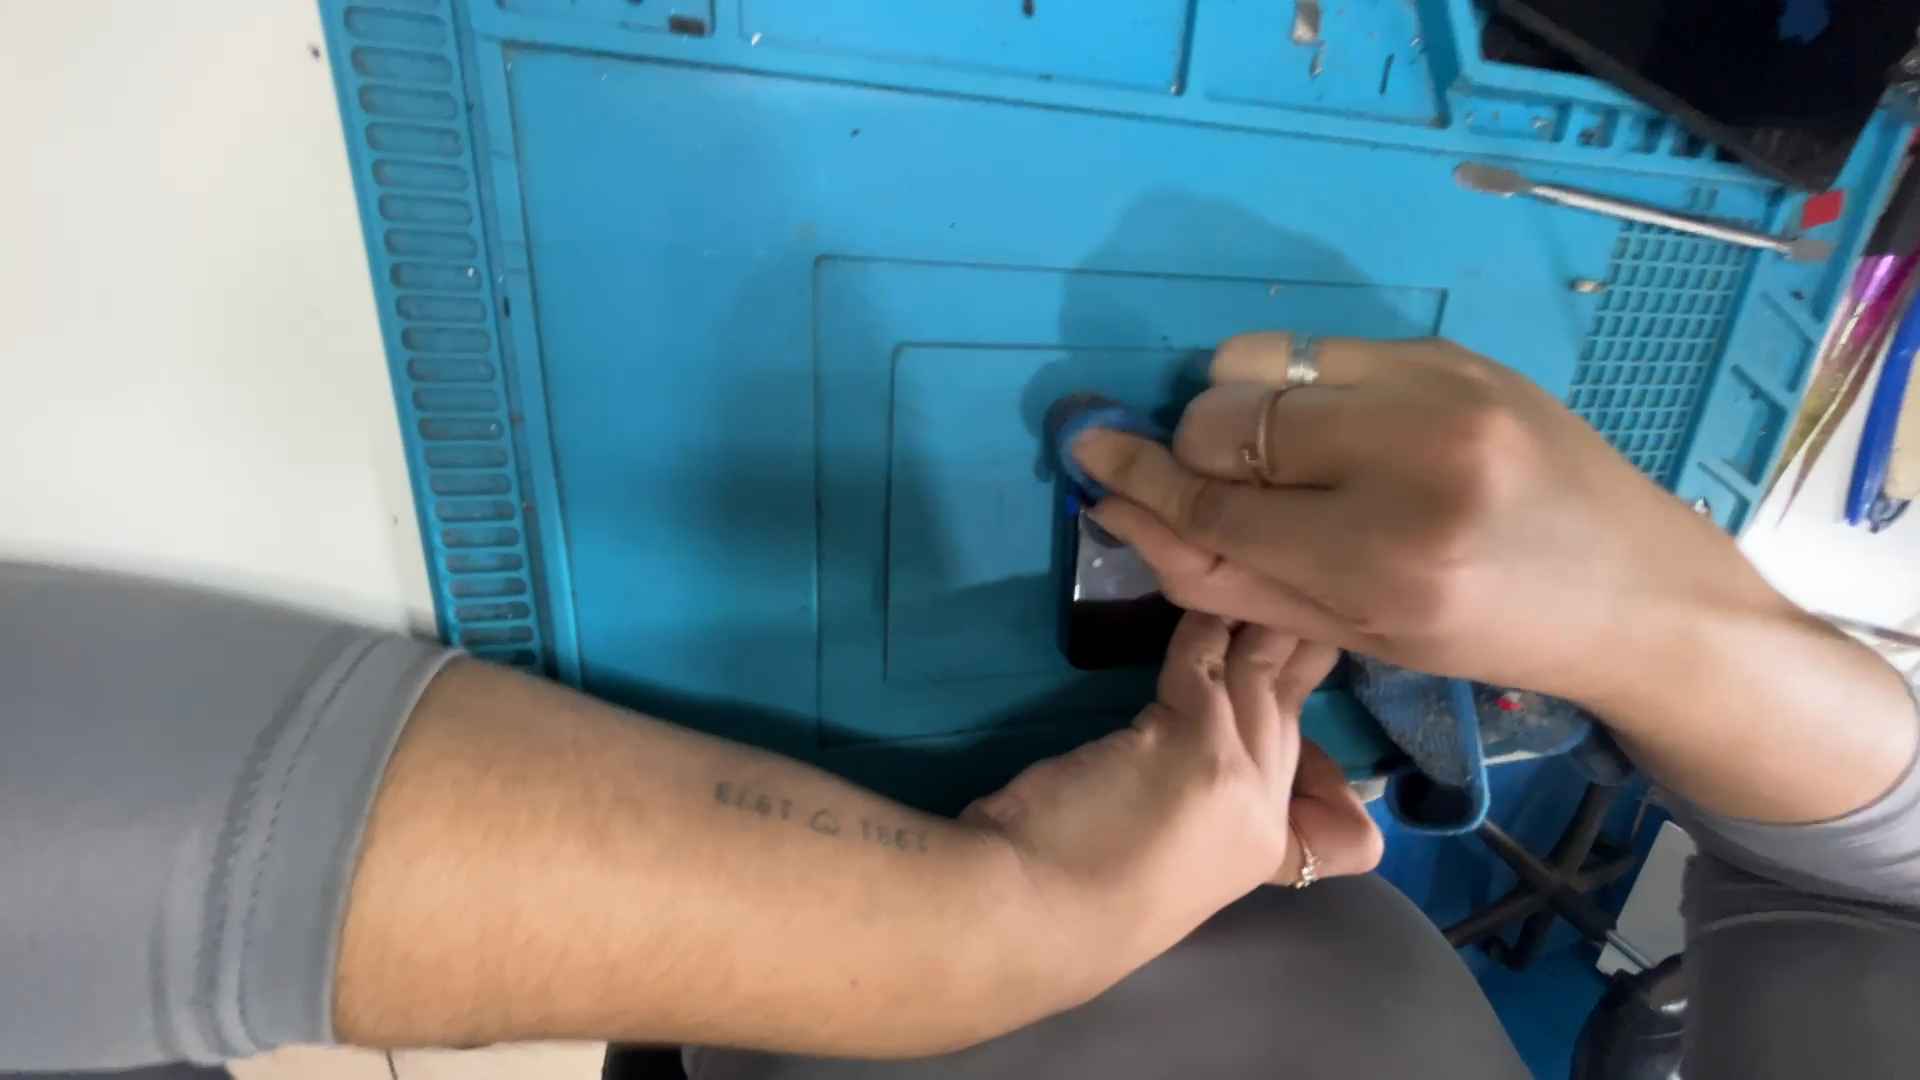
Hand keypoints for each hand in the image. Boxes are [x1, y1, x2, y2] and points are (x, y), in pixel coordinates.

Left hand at [963, 612, 1379, 985]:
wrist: (1035, 912)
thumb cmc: (1080, 895)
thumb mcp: (1156, 865)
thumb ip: (1192, 821)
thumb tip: (1182, 770)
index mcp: (1258, 857)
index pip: (1314, 793)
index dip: (1318, 747)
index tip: (1306, 705)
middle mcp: (1261, 818)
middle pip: (1289, 719)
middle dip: (1298, 658)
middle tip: (1307, 607)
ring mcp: (1236, 777)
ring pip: (1258, 682)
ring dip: (1258, 626)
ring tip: (1263, 578)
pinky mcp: (1192, 739)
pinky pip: (1203, 663)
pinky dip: (1200, 626)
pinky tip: (1199, 596)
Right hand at [1069, 333, 1778, 705]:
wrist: (1639, 589)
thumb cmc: (1480, 634)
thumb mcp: (1344, 633)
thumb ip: (1219, 576)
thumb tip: (1121, 513)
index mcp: (1388, 557)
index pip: (1215, 507)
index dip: (1139, 482)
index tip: (1087, 454)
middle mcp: (1412, 454)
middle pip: (1219, 421)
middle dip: (1194, 457)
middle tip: (1233, 494)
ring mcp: (1437, 383)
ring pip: (1250, 362)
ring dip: (1234, 412)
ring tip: (1284, 458)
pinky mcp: (1447, 347)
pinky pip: (1307, 347)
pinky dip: (1287, 390)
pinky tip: (1335, 431)